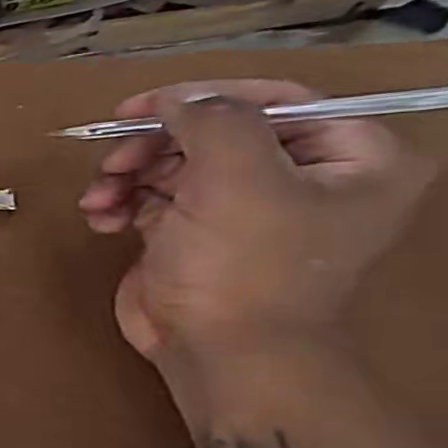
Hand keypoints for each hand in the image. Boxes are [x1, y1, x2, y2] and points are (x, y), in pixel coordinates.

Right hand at [77, 80, 435, 364]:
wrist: (217, 350)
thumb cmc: (244, 265)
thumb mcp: (237, 177)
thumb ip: (213, 120)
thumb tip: (175, 100)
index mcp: (349, 158)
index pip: (277, 100)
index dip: (205, 97)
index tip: (140, 107)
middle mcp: (298, 178)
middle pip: (213, 134)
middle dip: (152, 147)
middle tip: (111, 162)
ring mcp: (240, 210)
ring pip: (173, 166)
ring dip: (126, 176)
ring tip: (98, 198)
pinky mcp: (191, 235)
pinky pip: (152, 199)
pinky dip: (121, 203)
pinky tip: (101, 219)